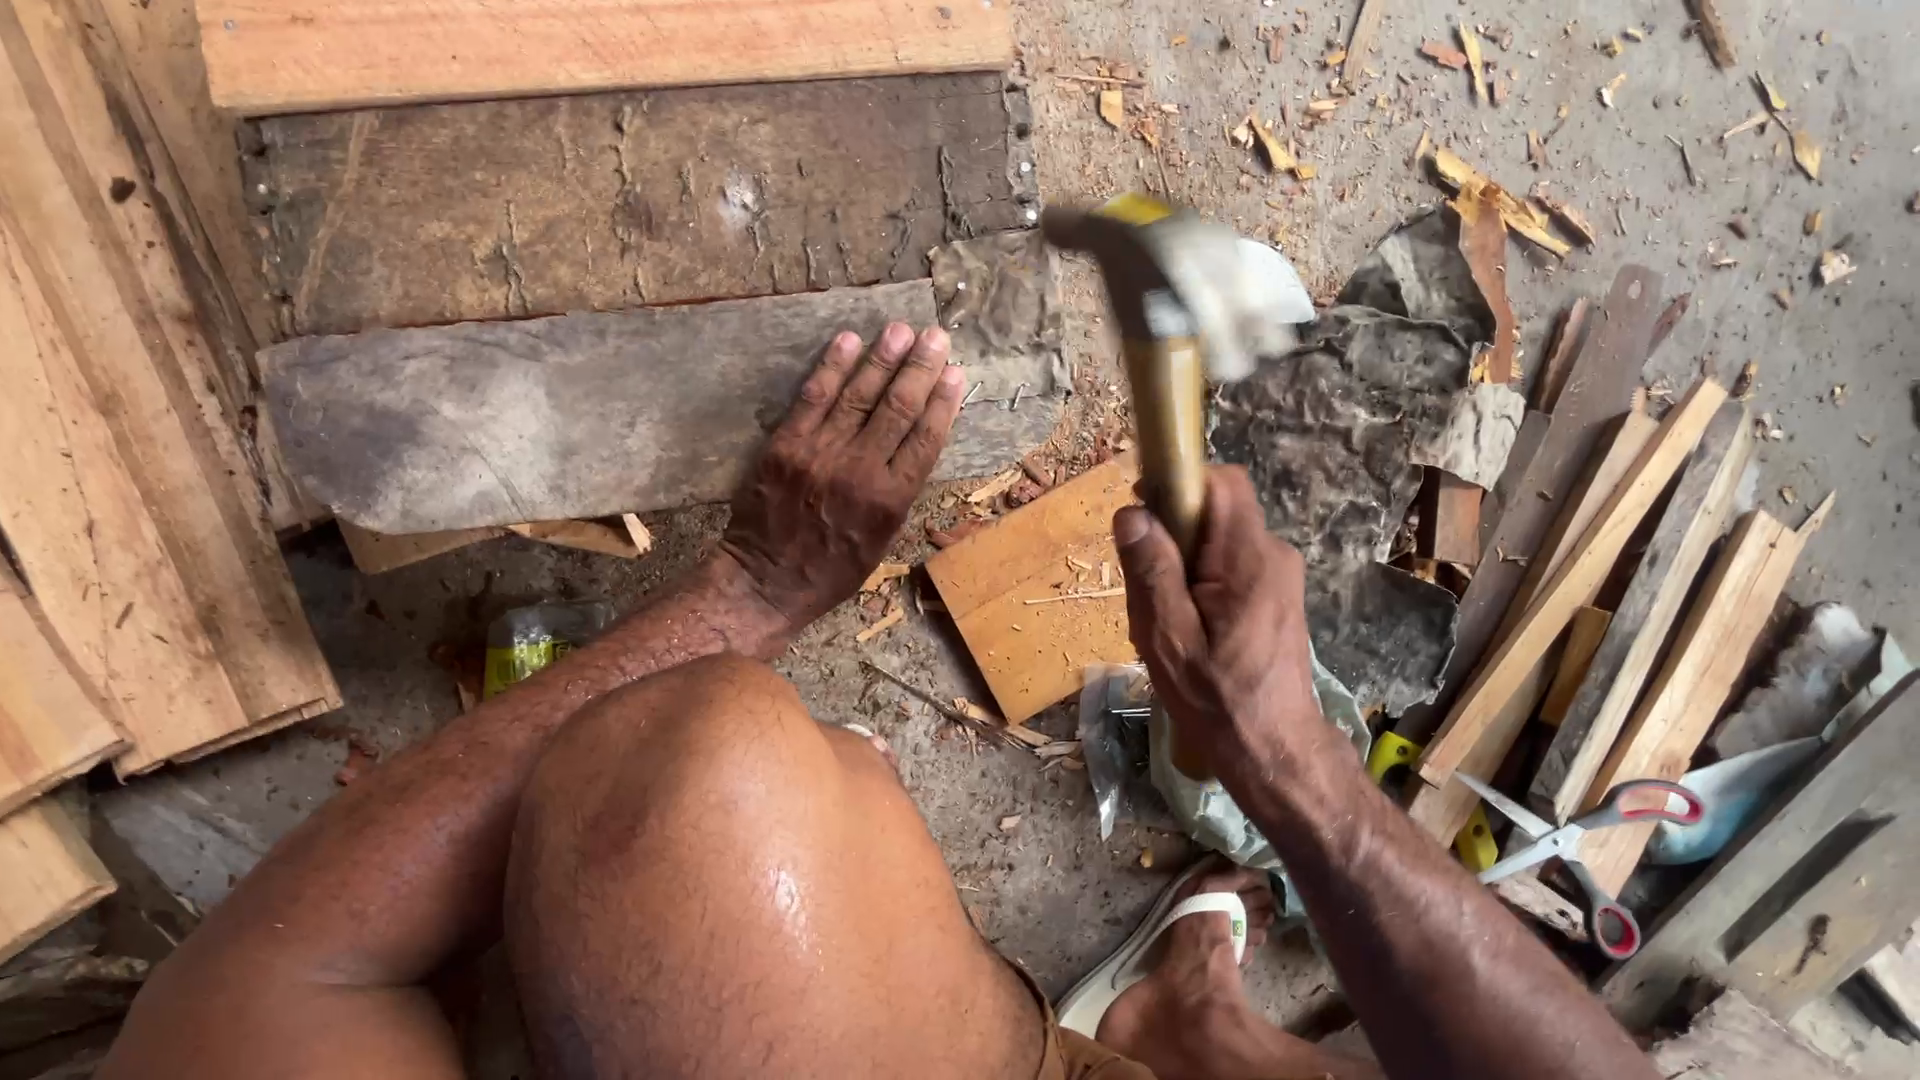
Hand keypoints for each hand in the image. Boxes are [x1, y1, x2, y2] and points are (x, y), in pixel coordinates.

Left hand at [718, 323, 963, 633]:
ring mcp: (821, 454)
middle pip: (898, 409)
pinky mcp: (785, 445)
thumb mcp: (882, 541)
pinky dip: (832, 366)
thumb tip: (916, 442)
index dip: (943, 402)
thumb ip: (899, 491)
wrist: (766, 581)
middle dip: (920, 368)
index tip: (956, 373)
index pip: (925, 439)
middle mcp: (860, 471)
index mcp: (890, 501)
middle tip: (936, 336)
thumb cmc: (832, 570)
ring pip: (859, 396)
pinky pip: (813, 397)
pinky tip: (850, 340)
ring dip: (884, 358)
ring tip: (902, 328)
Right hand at [1113, 467, 1345, 792]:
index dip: (1179, 484)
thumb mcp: (1169, 639)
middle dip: (1171, 535)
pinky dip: (1199, 582)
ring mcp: (1278, 575)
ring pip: (1216, 540)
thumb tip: (1131, 513)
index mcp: (1250, 560)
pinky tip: (1187, 629)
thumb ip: (1152, 573)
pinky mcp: (1274, 594)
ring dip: (1181, 564)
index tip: (1143, 517)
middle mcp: (1273, 555)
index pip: (1222, 482)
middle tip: (1147, 588)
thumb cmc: (1217, 700)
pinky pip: (1227, 564)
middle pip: (1215, 511)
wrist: (1273, 750)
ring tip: (1165, 618)